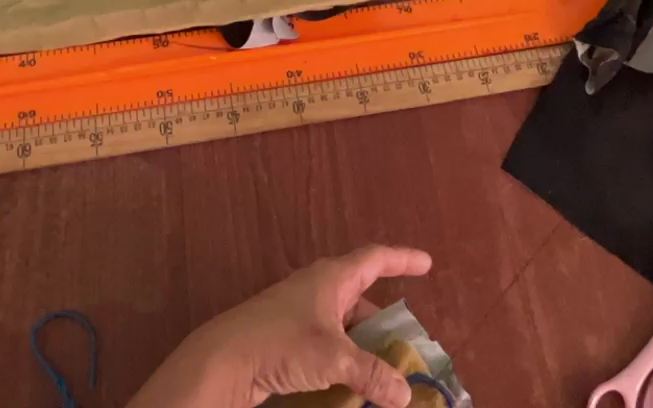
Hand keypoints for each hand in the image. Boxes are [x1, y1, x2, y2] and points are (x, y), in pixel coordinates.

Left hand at [127, 245, 433, 407]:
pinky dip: (344, 361)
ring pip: (345, 327)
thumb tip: (404, 393)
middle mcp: (318, 288)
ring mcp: (301, 312)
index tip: (427, 263)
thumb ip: (372, 374)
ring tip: (384, 374)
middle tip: (408, 349)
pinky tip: (352, 385)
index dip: (403, 260)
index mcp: (332, 277)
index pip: (375, 259)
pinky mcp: (288, 337)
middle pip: (362, 301)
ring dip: (365, 349)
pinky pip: (328, 344)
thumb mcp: (333, 357)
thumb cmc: (281, 342)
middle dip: (385, 325)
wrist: (225, 358)